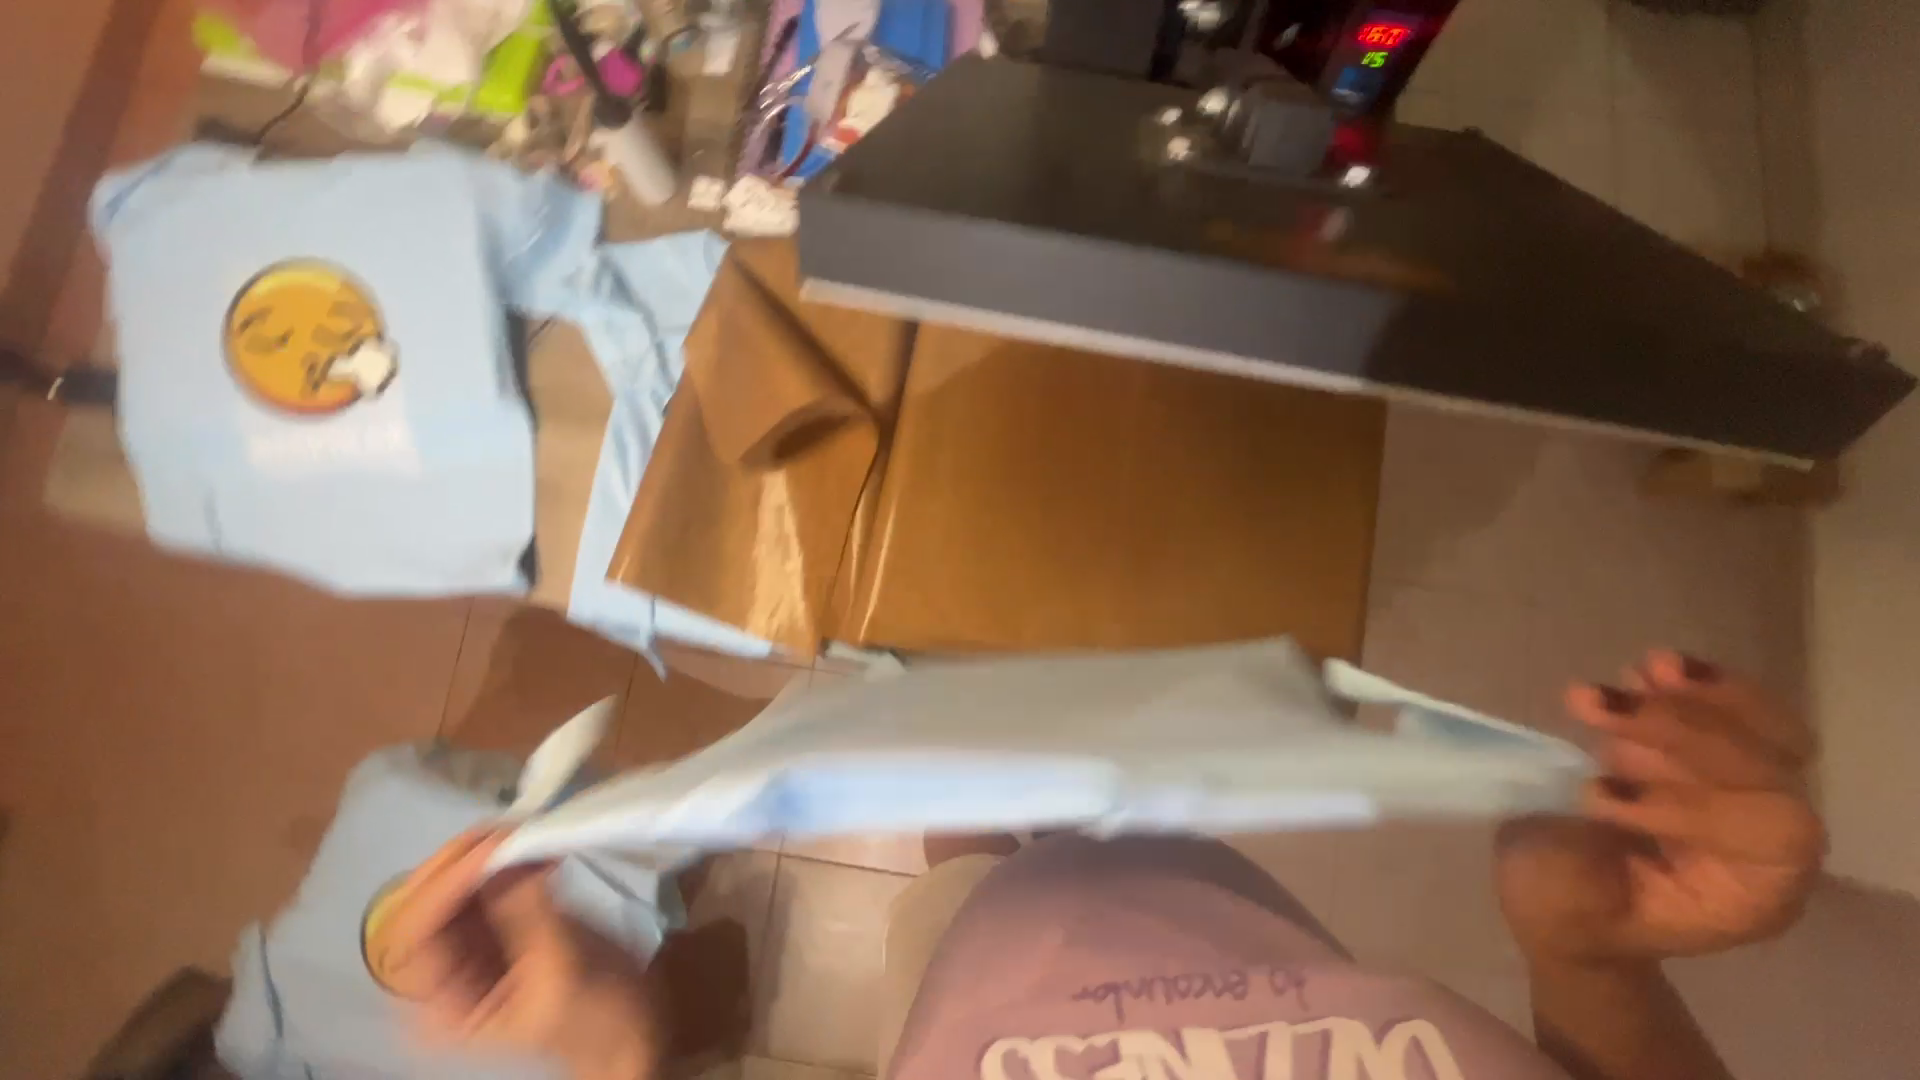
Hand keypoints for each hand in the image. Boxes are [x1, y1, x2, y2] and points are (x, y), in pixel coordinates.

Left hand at [369, 829, 661, 1079]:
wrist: (635, 1027)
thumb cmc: (598, 1017)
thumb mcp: (562, 971)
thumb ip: (529, 915)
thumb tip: (505, 860)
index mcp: (441, 1008)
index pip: (413, 938)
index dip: (441, 889)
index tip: (488, 850)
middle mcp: (446, 972)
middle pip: (425, 904)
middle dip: (457, 862)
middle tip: (503, 829)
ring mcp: (476, 944)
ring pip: (455, 884)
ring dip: (486, 851)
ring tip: (526, 831)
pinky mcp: (508, 922)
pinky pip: (492, 880)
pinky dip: (512, 855)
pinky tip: (540, 845)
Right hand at [1496, 651, 1824, 967]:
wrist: (1562, 894)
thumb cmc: (1563, 906)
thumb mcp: (1566, 898)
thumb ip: (1585, 855)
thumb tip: (1578, 791)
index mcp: (1749, 892)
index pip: (1762, 834)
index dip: (1687, 804)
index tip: (1591, 794)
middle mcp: (1765, 842)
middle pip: (1766, 774)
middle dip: (1685, 733)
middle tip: (1595, 706)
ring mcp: (1741, 793)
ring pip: (1760, 735)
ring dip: (1695, 699)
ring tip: (1636, 670)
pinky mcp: (1705, 758)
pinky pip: (1731, 715)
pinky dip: (1697, 687)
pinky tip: (1647, 668)